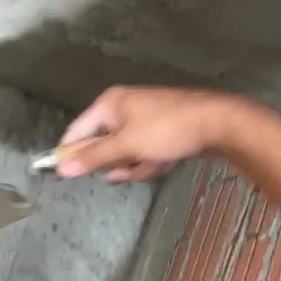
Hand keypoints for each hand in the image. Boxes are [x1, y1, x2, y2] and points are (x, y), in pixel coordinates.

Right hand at [57, 87, 251, 182]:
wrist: (218, 124)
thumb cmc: (167, 130)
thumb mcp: (126, 146)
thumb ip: (93, 158)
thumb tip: (61, 169)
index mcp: (109, 104)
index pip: (76, 131)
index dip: (70, 153)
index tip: (65, 175)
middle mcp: (123, 108)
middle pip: (102, 145)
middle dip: (115, 163)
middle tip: (126, 171)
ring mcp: (143, 119)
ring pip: (125, 152)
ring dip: (135, 166)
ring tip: (152, 165)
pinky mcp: (160, 130)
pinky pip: (143, 152)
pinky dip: (150, 162)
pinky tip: (164, 162)